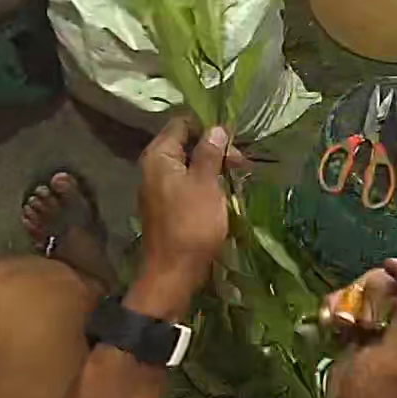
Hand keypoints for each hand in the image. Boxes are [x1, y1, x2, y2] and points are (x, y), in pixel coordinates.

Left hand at [126, 119, 243, 320]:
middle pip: (186, 143)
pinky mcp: (168, 204)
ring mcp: (159, 187)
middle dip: (215, 148)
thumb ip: (209, 152)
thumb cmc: (191, 225)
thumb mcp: (205, 184)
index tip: (233, 139)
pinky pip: (188, 183)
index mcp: (159, 156)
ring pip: (189, 164)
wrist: (173, 273)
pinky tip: (224, 191)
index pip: (182, 124)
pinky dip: (206, 182)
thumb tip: (216, 128)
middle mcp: (154, 167)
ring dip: (213, 166)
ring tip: (239, 176)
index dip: (208, 127)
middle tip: (242, 162)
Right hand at [325, 259, 396, 397]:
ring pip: (374, 289)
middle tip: (362, 314)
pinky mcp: (366, 332)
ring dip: (353, 298)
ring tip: (342, 324)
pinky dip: (341, 308)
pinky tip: (334, 325)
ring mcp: (390, 328)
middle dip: (377, 288)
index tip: (389, 272)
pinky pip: (355, 304)